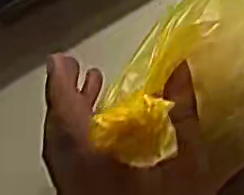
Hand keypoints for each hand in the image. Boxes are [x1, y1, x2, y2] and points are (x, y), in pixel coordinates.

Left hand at [43, 55, 218, 194]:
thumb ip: (183, 114)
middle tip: (74, 69)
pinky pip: (69, 166)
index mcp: (97, 169)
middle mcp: (77, 185)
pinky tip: (101, 126)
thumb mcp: (187, 163)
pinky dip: (78, 138)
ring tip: (91, 88)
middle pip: (56, 139)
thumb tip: (180, 67)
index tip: (60, 61)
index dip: (61, 89)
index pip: (68, 123)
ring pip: (60, 155)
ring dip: (70, 118)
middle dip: (63, 100)